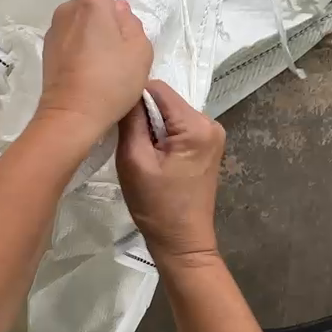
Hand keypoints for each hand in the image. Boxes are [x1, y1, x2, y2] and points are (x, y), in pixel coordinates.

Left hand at [37, 0, 152, 141]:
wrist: (70, 116)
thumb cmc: (111, 80)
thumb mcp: (140, 51)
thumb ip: (132, 23)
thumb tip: (118, 11)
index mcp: (90, 5)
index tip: (118, 7)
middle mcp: (66, 12)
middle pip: (85, 1)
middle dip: (101, 14)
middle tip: (119, 42)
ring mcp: (53, 33)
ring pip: (76, 22)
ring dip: (89, 33)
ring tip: (104, 62)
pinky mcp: (46, 53)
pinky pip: (67, 40)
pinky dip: (78, 49)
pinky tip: (89, 72)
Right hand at [116, 79, 224, 265]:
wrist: (183, 244)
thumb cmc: (156, 205)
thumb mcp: (134, 160)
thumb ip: (130, 120)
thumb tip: (125, 91)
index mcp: (196, 125)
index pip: (157, 88)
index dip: (134, 99)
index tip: (119, 120)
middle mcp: (210, 123)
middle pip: (165, 100)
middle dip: (144, 115)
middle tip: (129, 141)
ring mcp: (212, 135)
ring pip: (170, 113)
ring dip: (152, 126)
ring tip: (141, 151)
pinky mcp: (208, 146)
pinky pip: (178, 126)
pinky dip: (163, 135)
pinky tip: (154, 156)